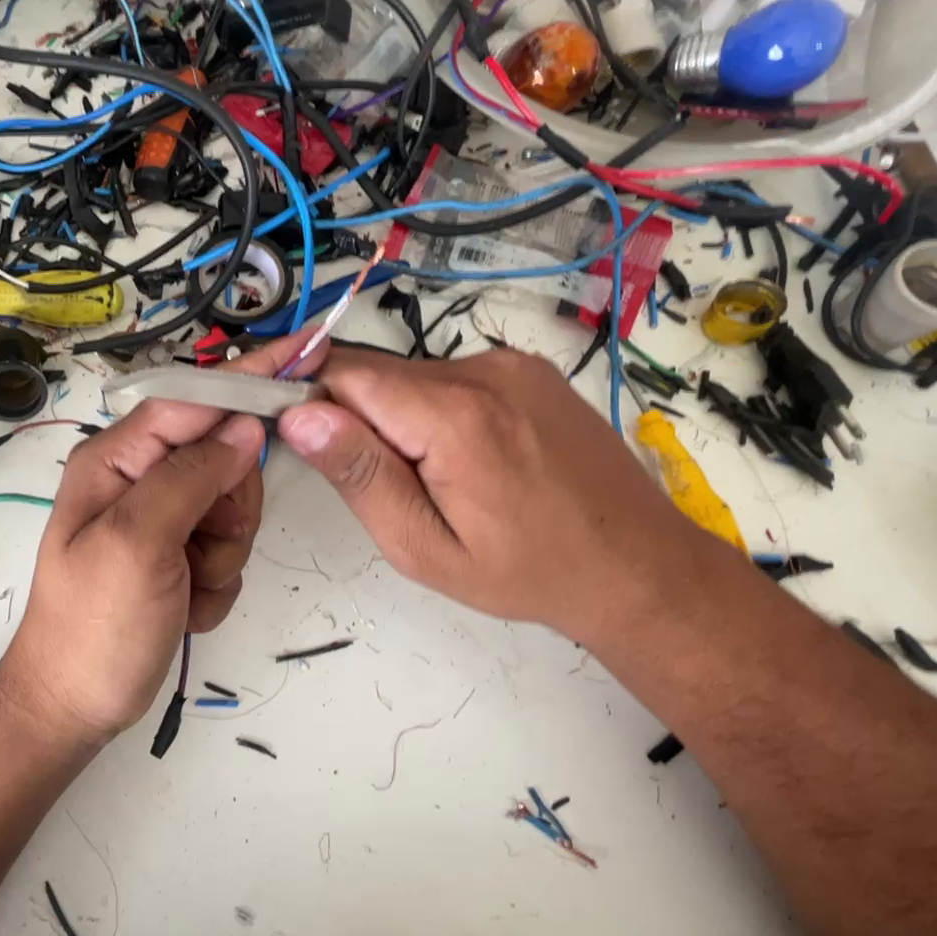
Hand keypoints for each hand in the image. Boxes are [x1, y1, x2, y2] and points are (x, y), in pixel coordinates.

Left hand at [0, 335, 326, 743]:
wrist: (76, 703)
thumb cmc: (94, 625)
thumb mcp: (137, 543)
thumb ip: (190, 477)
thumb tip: (242, 428)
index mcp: (115, 460)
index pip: (192, 400)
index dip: (248, 379)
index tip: (309, 351)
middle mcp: (139, 479)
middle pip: (224, 456)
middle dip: (230, 506)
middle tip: (203, 549)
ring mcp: (162, 519)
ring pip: (233, 507)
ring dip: (222, 553)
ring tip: (184, 587)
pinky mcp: (179, 555)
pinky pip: (227, 548)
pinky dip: (215, 582)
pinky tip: (182, 607)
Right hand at [276, 347, 725, 643]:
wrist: (638, 565)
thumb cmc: (523, 571)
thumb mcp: (421, 545)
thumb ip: (360, 474)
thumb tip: (298, 415)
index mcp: (454, 415)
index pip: (342, 373)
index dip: (309, 401)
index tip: (306, 449)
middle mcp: (483, 370)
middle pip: (374, 371)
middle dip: (352, 417)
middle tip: (377, 483)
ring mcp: (512, 364)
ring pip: (409, 375)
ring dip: (393, 417)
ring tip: (428, 479)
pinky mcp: (528, 369)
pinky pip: (448, 378)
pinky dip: (430, 411)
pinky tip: (461, 460)